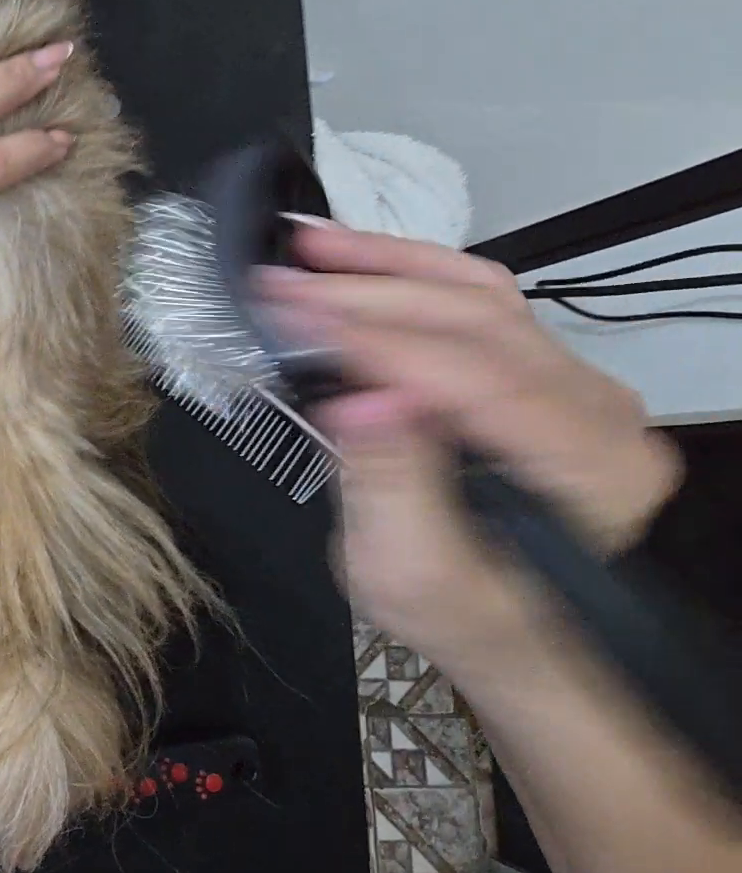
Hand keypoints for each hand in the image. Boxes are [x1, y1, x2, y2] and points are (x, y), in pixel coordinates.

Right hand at [255, 225, 682, 671]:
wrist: (512, 627)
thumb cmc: (456, 610)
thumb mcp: (406, 571)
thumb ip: (390, 487)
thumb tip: (362, 401)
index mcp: (580, 470)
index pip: (469, 377)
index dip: (370, 339)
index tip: (286, 315)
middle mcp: (596, 413)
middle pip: (476, 322)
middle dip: (364, 293)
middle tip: (274, 284)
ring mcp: (573, 386)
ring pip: (482, 296)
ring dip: (387, 264)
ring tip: (309, 245)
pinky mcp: (540, 376)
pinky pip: (481, 303)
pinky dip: (412, 272)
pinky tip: (358, 259)